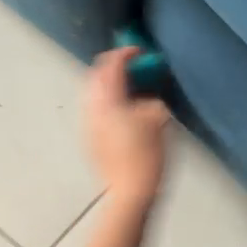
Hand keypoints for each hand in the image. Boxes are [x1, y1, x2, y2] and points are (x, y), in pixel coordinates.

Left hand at [85, 46, 170, 206]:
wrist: (129, 193)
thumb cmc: (147, 157)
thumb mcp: (158, 122)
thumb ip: (150, 102)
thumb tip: (145, 101)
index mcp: (110, 99)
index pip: (113, 64)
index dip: (127, 53)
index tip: (141, 52)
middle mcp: (93, 107)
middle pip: (97, 75)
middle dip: (113, 68)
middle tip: (134, 70)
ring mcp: (88, 124)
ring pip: (93, 93)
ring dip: (109, 86)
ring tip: (129, 91)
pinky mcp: (89, 139)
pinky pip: (95, 110)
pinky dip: (106, 103)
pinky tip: (122, 114)